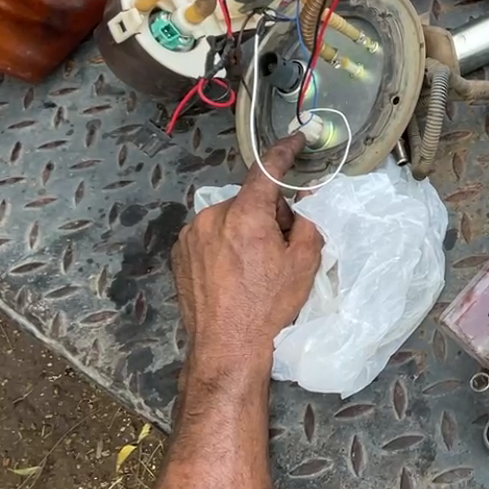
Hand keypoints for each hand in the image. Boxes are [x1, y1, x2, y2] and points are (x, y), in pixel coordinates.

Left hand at [172, 136, 323, 375]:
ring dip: (248, 230)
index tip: (299, 140)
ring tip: (258, 267)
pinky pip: (212, 237)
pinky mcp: (180, 254)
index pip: (267, 170)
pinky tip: (237, 275)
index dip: (285, 151)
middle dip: (271, 214)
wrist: (227, 348)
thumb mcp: (304, 263)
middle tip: (284, 248)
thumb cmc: (270, 306)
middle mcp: (211, 217)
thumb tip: (306, 201)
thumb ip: (308, 222)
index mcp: (244, 215)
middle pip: (251, 200)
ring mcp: (191, 236)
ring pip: (231, 219)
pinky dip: (228, 245)